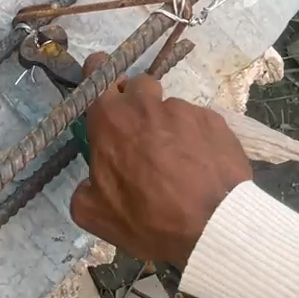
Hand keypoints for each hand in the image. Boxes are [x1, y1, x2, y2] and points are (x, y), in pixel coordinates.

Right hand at [70, 53, 251, 266]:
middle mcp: (146, 105)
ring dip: (167, 124)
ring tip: (177, 158)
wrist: (214, 227)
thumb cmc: (148, 218)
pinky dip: (195, 137)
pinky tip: (200, 164)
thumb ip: (83, 188)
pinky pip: (198, 121)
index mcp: (110, 119)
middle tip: (139, 133)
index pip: (97, 69)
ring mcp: (184, 110)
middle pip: (137, 84)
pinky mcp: (215, 121)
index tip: (103, 92)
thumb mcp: (94, 214)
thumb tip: (90, 183)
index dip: (97, 75)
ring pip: (169, 106)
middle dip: (135, 101)